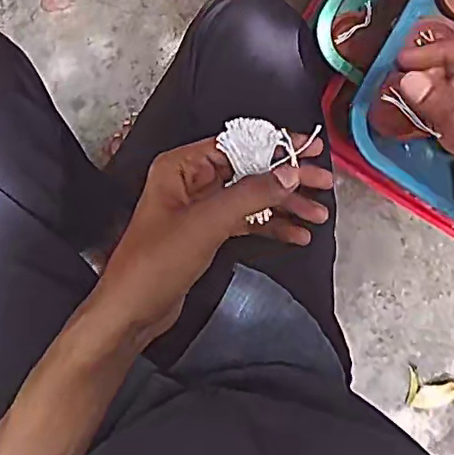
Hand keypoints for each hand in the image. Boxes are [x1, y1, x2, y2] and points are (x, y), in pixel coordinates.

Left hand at [92, 134, 332, 347]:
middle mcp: (190, 181)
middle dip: (287, 177)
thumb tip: (287, 172)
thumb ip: (250, 194)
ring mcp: (200, 207)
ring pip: (252, 196)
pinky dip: (271, 225)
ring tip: (316, 213)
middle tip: (321, 182)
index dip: (275, 145)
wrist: (132, 311)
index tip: (308, 148)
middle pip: (249, 169)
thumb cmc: (151, 264)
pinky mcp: (207, 232)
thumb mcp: (206, 223)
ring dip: (284, 204)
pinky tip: (295, 234)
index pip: (237, 143)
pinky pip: (247, 220)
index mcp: (181, 166)